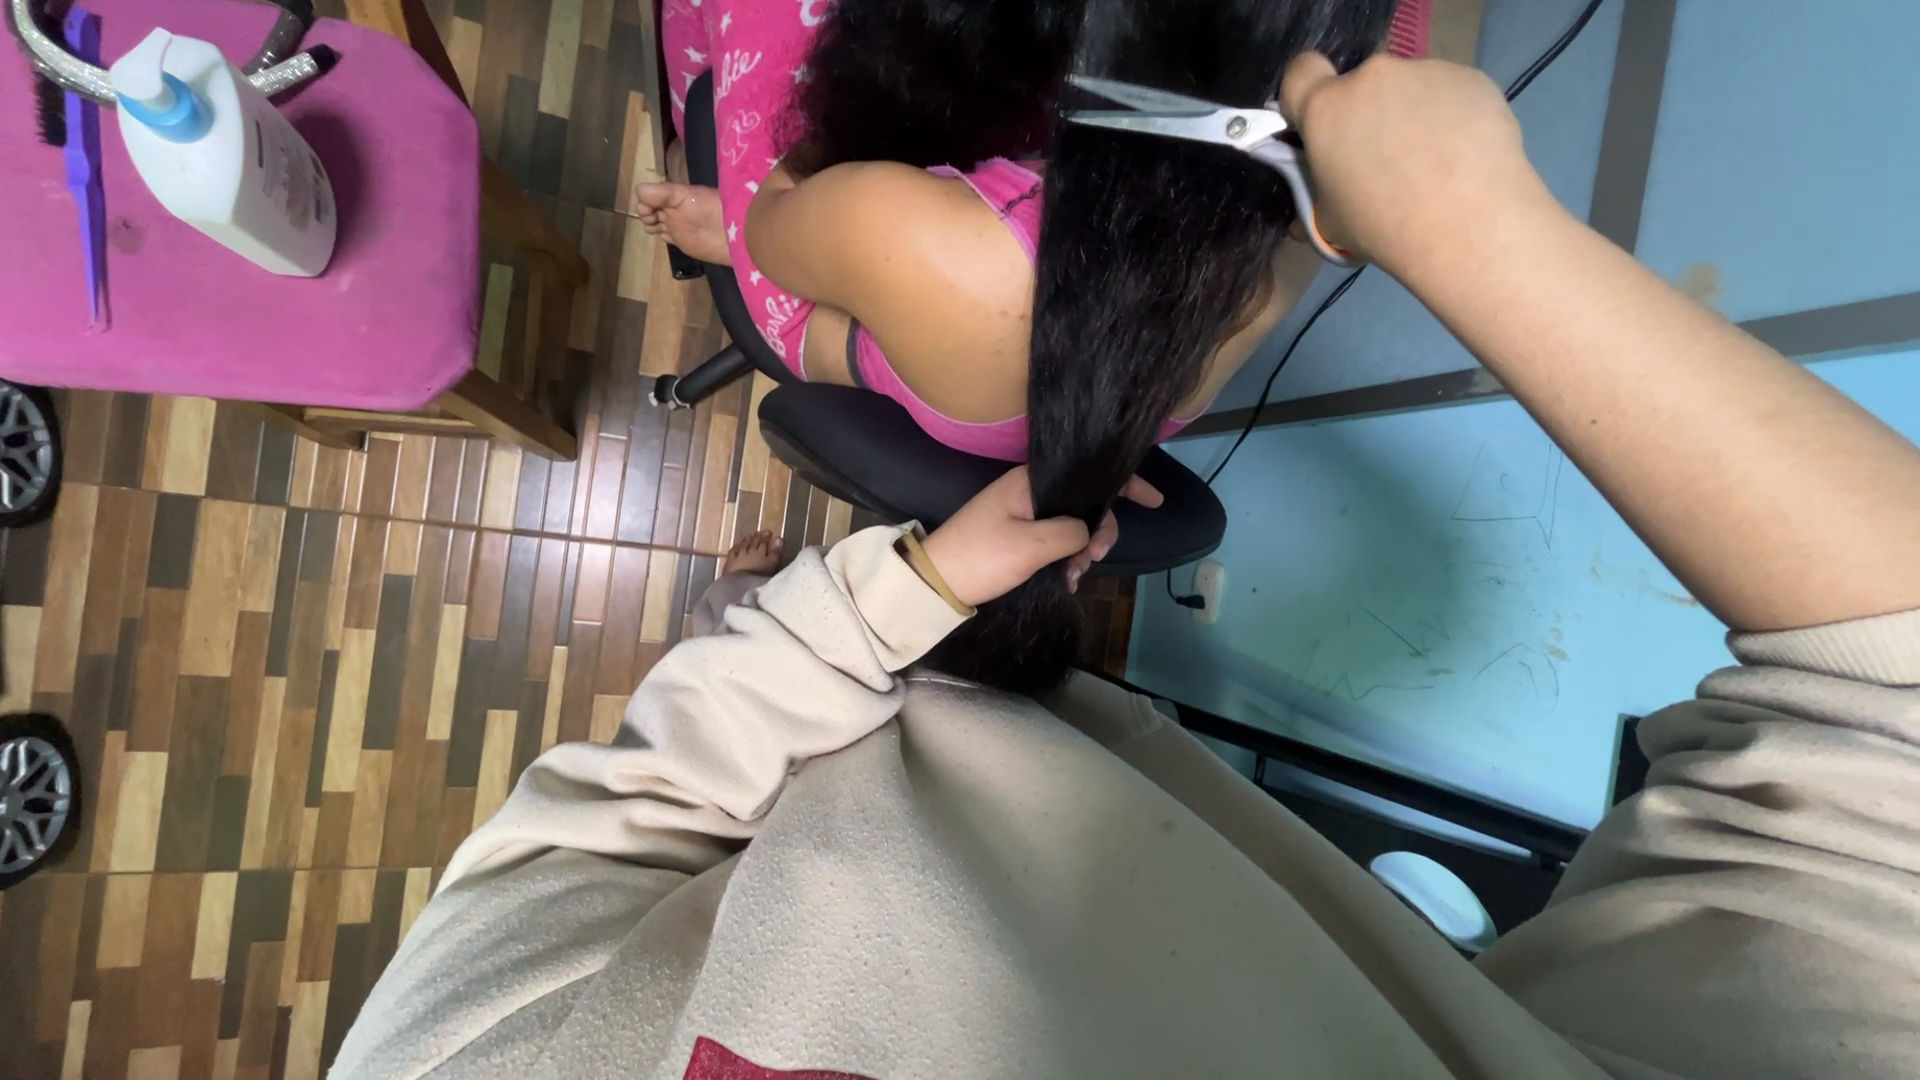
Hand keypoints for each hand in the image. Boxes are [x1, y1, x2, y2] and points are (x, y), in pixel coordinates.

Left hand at [921, 468, 1163, 606]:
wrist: (936, 582)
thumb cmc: (982, 557)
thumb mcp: (1032, 545)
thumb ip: (1071, 532)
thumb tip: (1089, 532)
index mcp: (1031, 480)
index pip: (1088, 472)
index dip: (1126, 484)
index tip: (1154, 502)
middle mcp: (1030, 490)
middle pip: (1085, 502)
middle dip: (1100, 531)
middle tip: (1092, 561)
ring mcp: (1023, 512)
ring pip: (1073, 525)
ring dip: (1081, 551)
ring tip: (1073, 576)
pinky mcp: (1018, 534)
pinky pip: (1056, 540)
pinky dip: (1066, 558)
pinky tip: (1065, 580)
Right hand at [1279, 53, 1555, 274]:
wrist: (1464, 222)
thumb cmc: (1380, 225)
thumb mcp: (1326, 221)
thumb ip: (1315, 193)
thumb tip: (1317, 201)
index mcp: (1326, 109)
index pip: (1299, 73)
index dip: (1305, 96)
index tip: (1317, 125)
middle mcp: (1372, 77)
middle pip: (1357, 88)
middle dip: (1361, 116)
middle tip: (1375, 162)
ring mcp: (1424, 71)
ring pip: (1403, 90)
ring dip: (1404, 117)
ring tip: (1424, 164)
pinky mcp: (1469, 77)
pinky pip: (1443, 93)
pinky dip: (1443, 118)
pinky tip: (1454, 156)